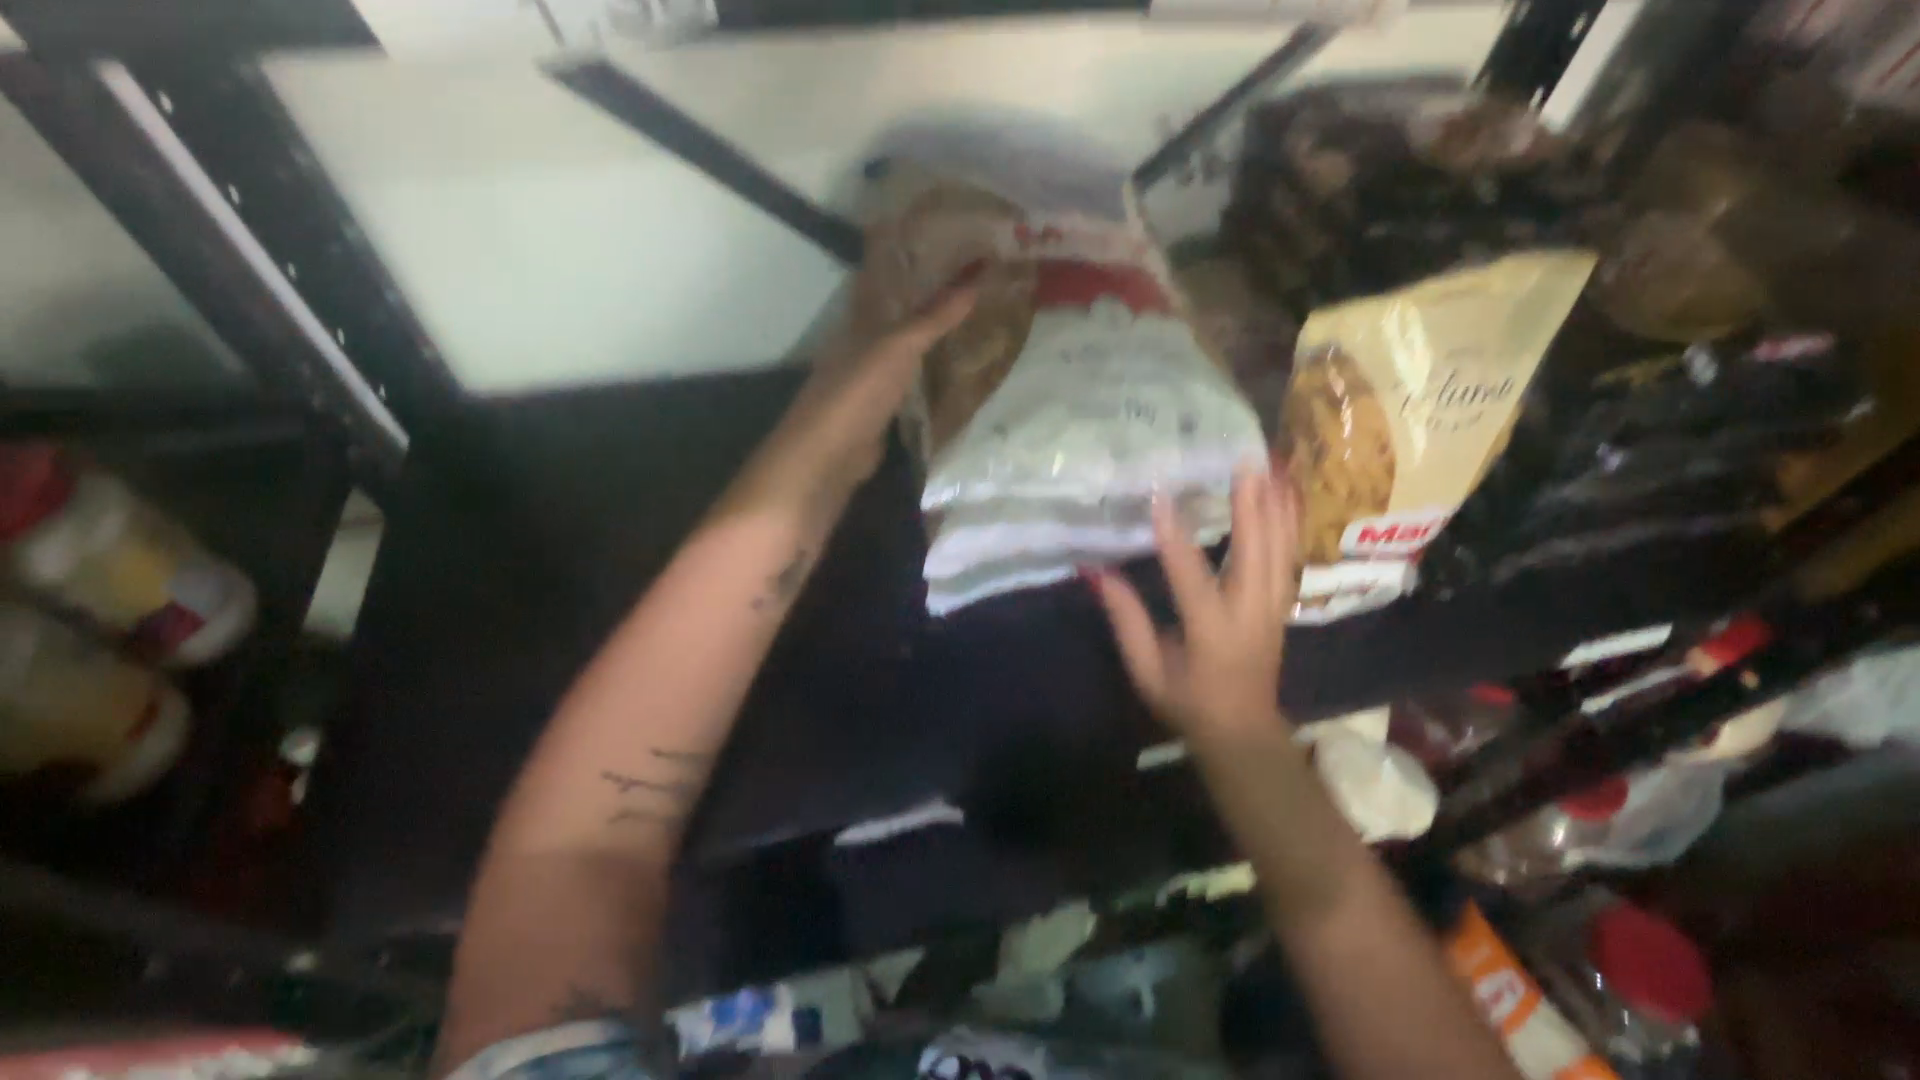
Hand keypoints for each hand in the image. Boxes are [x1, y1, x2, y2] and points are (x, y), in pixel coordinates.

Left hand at [746, 263, 981, 510]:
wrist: (829, 457)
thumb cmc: (857, 392)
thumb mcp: (898, 347)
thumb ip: (934, 316)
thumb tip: (978, 275)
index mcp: (859, 322)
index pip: (881, 278)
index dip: (905, 257)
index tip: (941, 238)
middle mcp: (861, 345)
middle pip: (896, 313)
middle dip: (927, 296)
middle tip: (972, 278)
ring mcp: (870, 381)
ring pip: (905, 348)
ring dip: (931, 336)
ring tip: (973, 319)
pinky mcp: (881, 413)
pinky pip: (911, 383)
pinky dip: (930, 373)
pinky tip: (954, 371)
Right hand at [1087, 465, 1301, 738]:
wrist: (1242, 731)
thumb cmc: (1187, 702)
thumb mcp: (1147, 670)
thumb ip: (1126, 620)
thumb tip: (1097, 572)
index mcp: (1211, 634)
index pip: (1192, 579)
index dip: (1174, 538)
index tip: (1162, 498)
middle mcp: (1249, 615)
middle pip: (1256, 555)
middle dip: (1251, 508)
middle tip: (1245, 465)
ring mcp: (1273, 609)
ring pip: (1281, 552)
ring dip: (1277, 508)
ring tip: (1273, 467)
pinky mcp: (1282, 605)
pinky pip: (1290, 558)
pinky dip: (1290, 524)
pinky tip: (1287, 495)